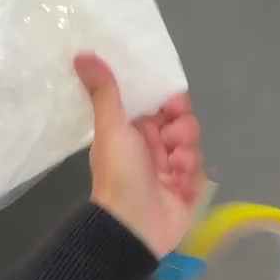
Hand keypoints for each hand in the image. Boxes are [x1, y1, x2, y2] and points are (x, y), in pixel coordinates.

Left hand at [74, 52, 205, 256]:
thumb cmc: (120, 175)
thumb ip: (105, 90)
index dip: (172, 101)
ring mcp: (170, 170)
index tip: (172, 104)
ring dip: (186, 155)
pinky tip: (177, 187)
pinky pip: (198, 173)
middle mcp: (152, 148)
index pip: (161, 104)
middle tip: (171, 140)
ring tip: (172, 168)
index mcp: (133, 131)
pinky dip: (189, 178)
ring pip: (193, 147)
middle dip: (182, 129)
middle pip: (182, 123)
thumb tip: (81, 53)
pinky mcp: (185, 191)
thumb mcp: (111, 128)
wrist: (132, 226)